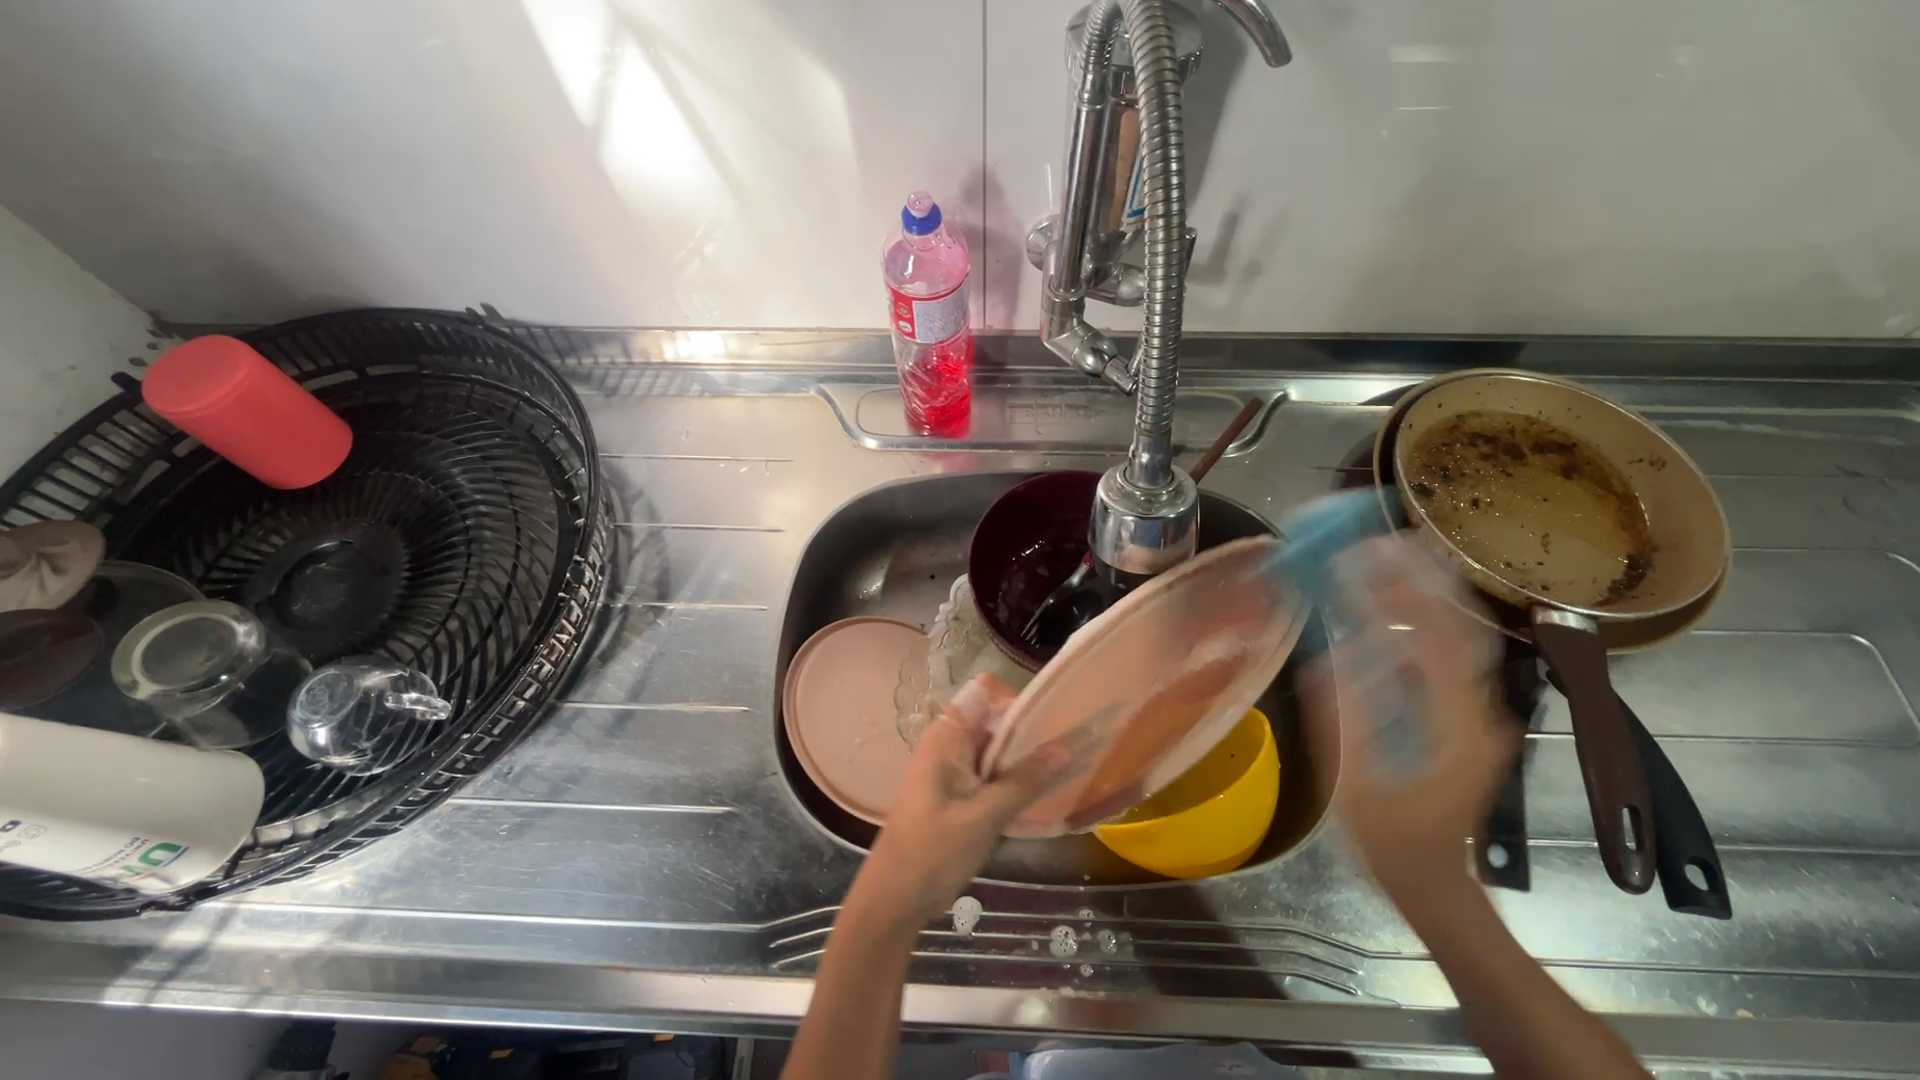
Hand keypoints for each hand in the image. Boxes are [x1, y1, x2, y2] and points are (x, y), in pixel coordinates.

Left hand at [844, 674, 1070, 932]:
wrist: (894, 901)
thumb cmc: (932, 853)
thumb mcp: (984, 816)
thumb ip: (1025, 780)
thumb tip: (1067, 745)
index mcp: (946, 737)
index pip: (984, 692)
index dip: (1018, 699)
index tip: (1052, 720)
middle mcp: (949, 745)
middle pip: (995, 719)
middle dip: (1030, 730)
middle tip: (1071, 748)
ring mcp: (953, 771)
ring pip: (996, 750)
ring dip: (1026, 758)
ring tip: (1067, 769)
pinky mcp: (959, 796)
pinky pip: (992, 775)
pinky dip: (1015, 781)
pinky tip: (1043, 796)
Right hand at [1304, 537, 1517, 899]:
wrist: (1434, 880)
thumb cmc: (1389, 839)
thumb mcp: (1353, 781)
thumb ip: (1342, 716)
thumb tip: (1328, 651)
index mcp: (1455, 725)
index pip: (1437, 640)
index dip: (1405, 592)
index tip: (1365, 556)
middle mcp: (1478, 711)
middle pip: (1459, 628)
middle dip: (1421, 578)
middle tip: (1379, 539)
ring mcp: (1477, 714)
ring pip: (1459, 638)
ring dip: (1425, 594)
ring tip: (1387, 556)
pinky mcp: (1465, 718)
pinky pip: (1448, 658)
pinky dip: (1423, 622)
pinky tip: (1394, 607)